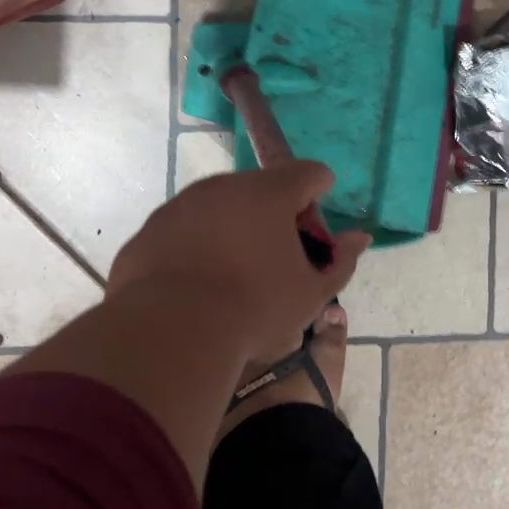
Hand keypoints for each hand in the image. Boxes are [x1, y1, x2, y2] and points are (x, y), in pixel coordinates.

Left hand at [107, 164, 371, 363]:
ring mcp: (181, 205)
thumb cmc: (253, 310)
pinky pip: (181, 232)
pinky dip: (191, 248)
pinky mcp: (148, 231)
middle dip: (272, 215)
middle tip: (274, 260)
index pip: (309, 173)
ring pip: (217, 208)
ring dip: (230, 229)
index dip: (318, 194)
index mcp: (272, 193)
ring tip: (229, 277)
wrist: (167, 335)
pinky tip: (192, 288)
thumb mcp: (311, 294)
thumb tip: (360, 237)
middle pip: (261, 188)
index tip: (312, 232)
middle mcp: (226, 186)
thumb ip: (341, 261)